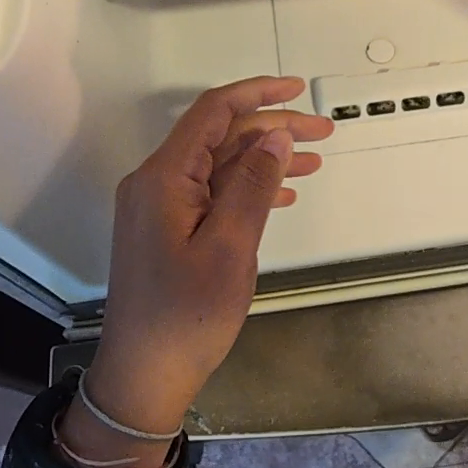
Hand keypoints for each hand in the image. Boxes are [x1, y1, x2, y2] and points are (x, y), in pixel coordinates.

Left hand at [81, 76, 332, 434]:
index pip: (213, 113)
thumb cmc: (185, 316)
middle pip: (220, 137)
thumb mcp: (229, 248)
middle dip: (272, 128)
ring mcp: (161, 208)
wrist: (144, 377)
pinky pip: (213, 193)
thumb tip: (275, 135)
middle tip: (324, 133)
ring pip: (220, 165)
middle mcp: (157, 183)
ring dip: (266, 158)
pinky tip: (283, 195)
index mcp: (164, 178)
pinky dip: (249, 188)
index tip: (298, 90)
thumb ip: (253, 185)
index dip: (258, 94)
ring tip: (315, 161)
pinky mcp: (169, 230)